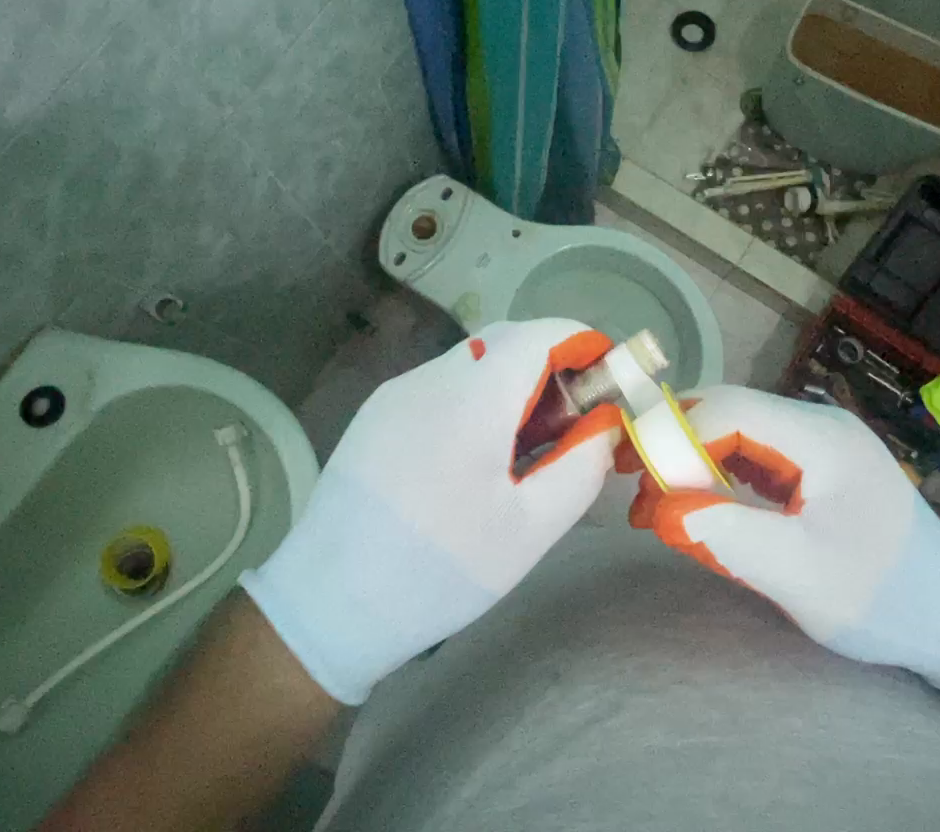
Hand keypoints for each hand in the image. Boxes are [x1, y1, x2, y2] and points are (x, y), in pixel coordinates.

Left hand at [241, 319, 622, 703]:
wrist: (328, 605)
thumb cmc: (440, 571)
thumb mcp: (531, 528)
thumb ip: (583, 464)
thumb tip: (606, 421)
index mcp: (470, 399)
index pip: (540, 334)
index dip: (584, 344)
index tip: (610, 380)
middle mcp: (428, 379)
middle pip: (505, 341)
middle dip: (552, 365)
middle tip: (575, 422)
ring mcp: (395, 393)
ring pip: (473, 361)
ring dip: (514, 382)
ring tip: (527, 447)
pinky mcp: (375, 415)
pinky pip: (442, 385)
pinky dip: (477, 398)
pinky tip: (476, 457)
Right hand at [629, 385, 939, 691]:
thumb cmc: (884, 599)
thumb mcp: (802, 576)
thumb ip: (728, 536)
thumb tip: (659, 507)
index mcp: (822, 438)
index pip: (729, 410)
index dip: (673, 438)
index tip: (633, 480)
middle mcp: (819, 425)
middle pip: (728, 410)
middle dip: (674, 442)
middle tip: (629, 483)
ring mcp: (819, 443)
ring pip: (735, 430)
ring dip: (690, 458)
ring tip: (652, 500)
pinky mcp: (816, 467)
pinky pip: (753, 454)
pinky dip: (716, 473)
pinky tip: (695, 501)